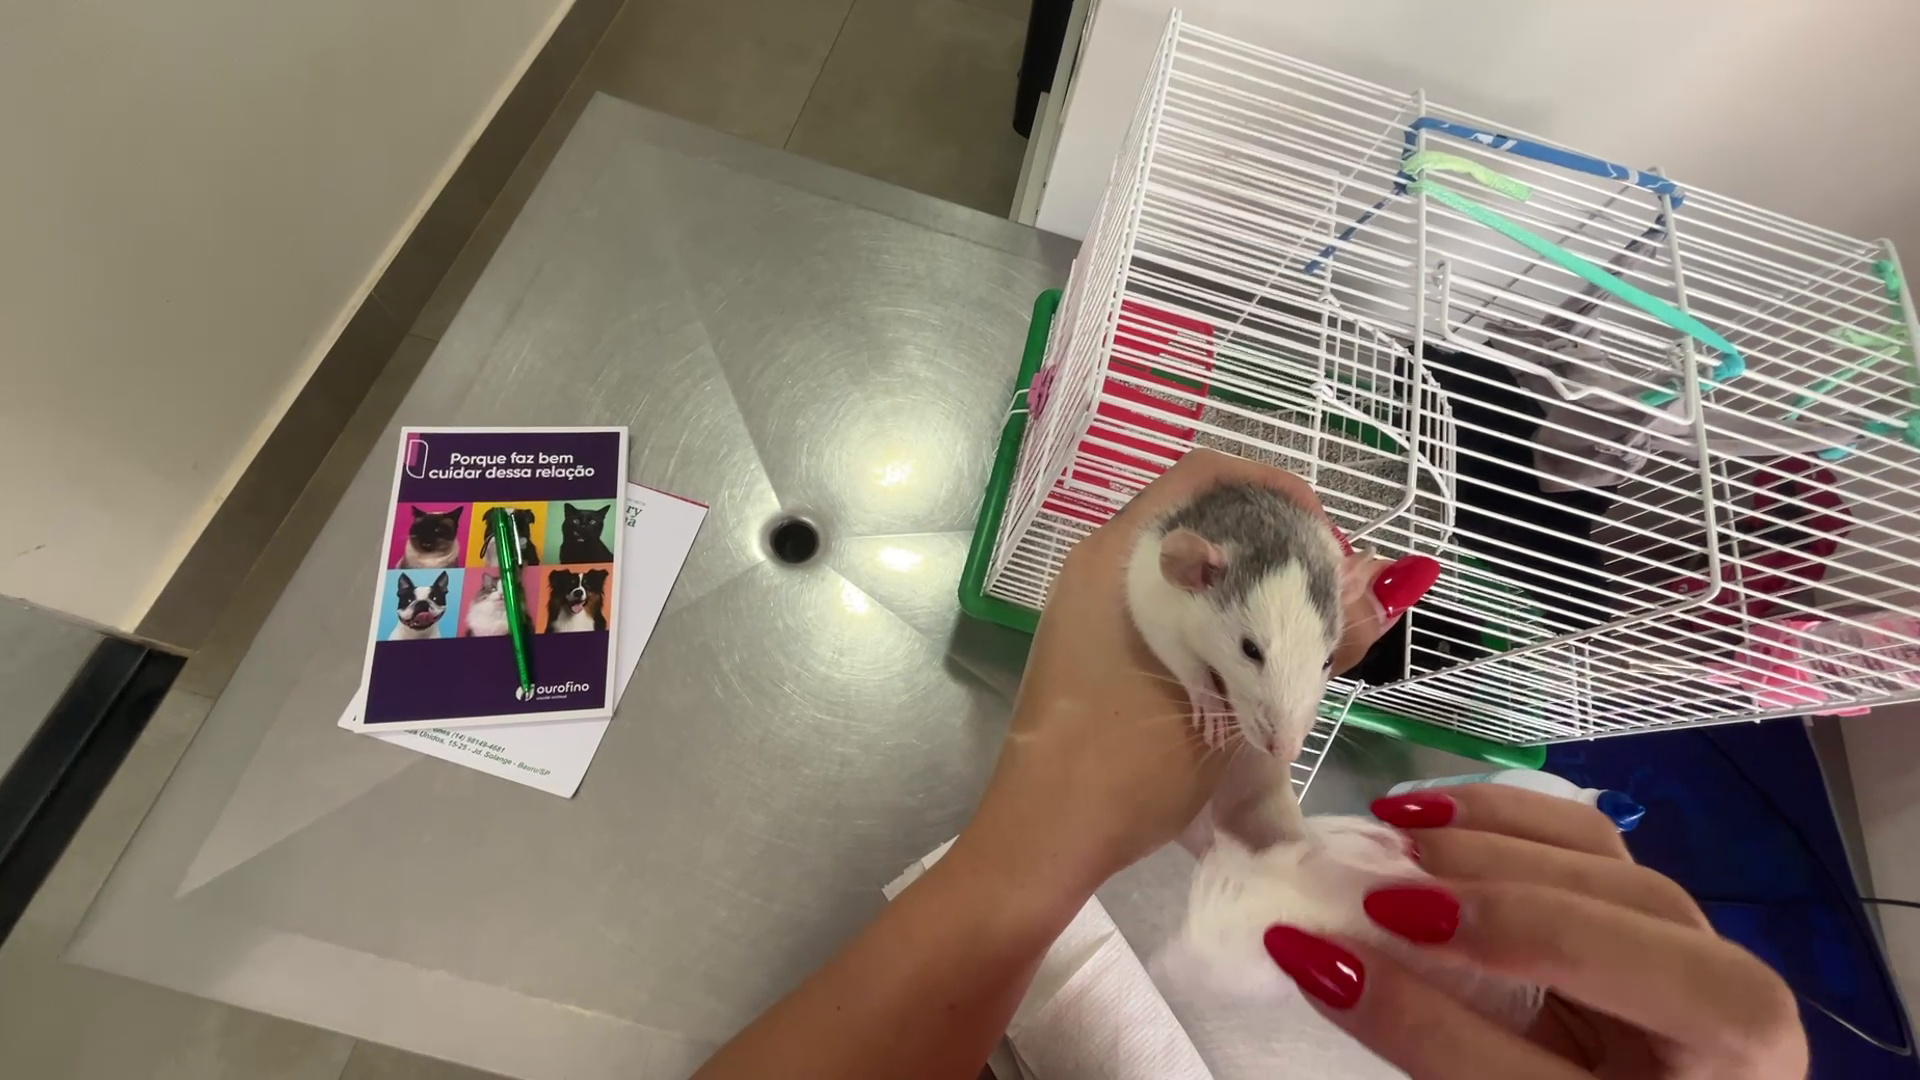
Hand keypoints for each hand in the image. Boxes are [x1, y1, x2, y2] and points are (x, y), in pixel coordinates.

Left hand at [954, 449, 1442, 902]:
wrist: (1042, 835)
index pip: (1199, 477)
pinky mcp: (1090, 636)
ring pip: (1178, 558)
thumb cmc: (1125, 770)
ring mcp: (1087, 601)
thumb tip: (1387, 580)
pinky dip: (1208, 604)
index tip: (1322, 531)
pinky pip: (1158, 594)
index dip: (1270, 486)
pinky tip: (1247, 641)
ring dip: (1239, 575)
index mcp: (1116, 558)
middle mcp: (1096, 564)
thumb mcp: (1230, 708)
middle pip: (1191, 514)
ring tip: (1296, 612)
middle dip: (1264, 536)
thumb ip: (1304, 638)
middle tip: (1321, 581)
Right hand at [1264, 783, 1808, 1077]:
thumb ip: (1421, 1035)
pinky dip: (1496, 807)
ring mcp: (1690, 942)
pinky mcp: (1631, 889)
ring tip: (1394, 834)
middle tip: (1380, 900)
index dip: (1432, 1019)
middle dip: (1503, 913)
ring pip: (1618, 866)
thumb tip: (1309, 952)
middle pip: (1651, 946)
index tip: (1319, 961)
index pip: (1563, 1077)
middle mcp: (1732, 1026)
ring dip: (1490, 840)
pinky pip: (1585, 829)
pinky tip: (1422, 809)